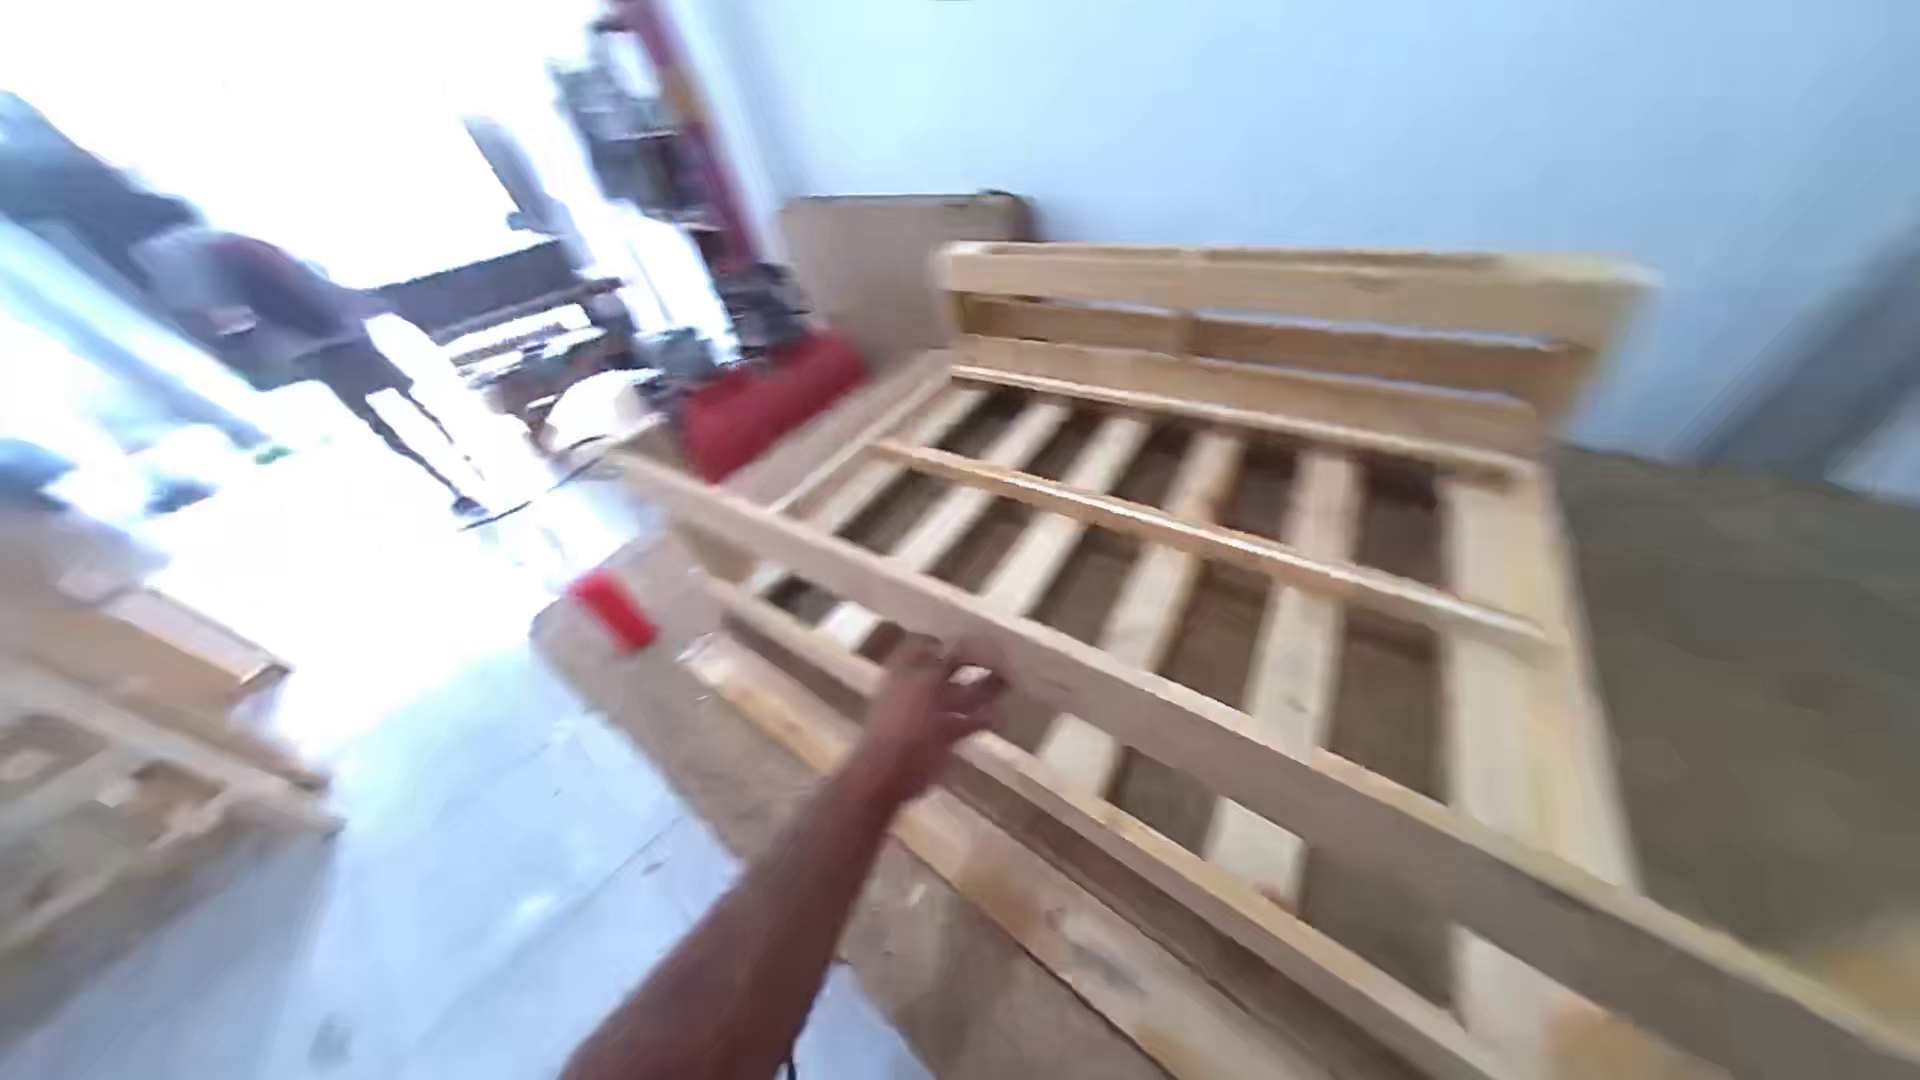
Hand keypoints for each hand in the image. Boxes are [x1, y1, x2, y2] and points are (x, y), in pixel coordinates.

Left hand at [854, 633, 1007, 801]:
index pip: (929, 647)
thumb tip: (961, 643)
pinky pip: (965, 724)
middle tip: (1001, 662)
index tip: (980, 643)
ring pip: (960, 698)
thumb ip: (944, 662)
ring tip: (1008, 686)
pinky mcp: (942, 740)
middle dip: (975, 665)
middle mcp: (917, 690)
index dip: (951, 642)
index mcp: (906, 673)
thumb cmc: (903, 724)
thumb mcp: (924, 683)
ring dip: (984, 691)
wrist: (888, 775)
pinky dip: (983, 719)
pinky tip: (999, 716)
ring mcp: (929, 716)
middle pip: (949, 671)